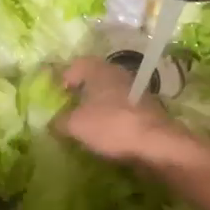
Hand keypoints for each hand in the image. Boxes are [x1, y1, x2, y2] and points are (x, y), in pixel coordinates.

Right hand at [57, 56, 203, 170]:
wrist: (157, 144)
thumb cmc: (110, 125)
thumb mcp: (75, 125)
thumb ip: (59, 122)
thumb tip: (52, 123)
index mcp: (99, 69)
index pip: (76, 65)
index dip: (64, 78)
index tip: (58, 96)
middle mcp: (118, 74)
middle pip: (94, 79)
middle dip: (81, 93)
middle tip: (70, 109)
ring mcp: (136, 91)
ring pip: (110, 94)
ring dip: (98, 107)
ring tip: (88, 125)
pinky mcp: (148, 110)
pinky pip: (123, 109)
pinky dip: (113, 118)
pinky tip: (107, 134)